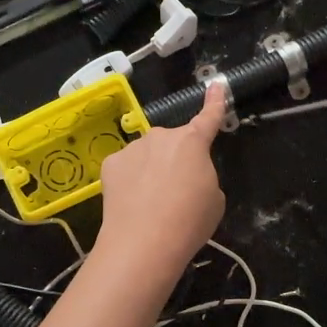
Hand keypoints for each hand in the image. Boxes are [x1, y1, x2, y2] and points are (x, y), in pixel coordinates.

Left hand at [96, 84, 226, 267]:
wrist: (144, 242)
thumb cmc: (189, 222)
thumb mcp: (214, 201)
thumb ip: (203, 178)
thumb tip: (188, 177)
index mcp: (193, 143)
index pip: (208, 118)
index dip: (214, 102)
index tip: (216, 84)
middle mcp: (161, 137)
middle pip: (173, 144)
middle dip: (176, 160)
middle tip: (178, 193)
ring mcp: (133, 148)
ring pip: (147, 156)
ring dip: (151, 171)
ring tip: (153, 205)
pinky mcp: (110, 164)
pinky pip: (126, 168)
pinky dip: (130, 181)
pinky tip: (132, 204)